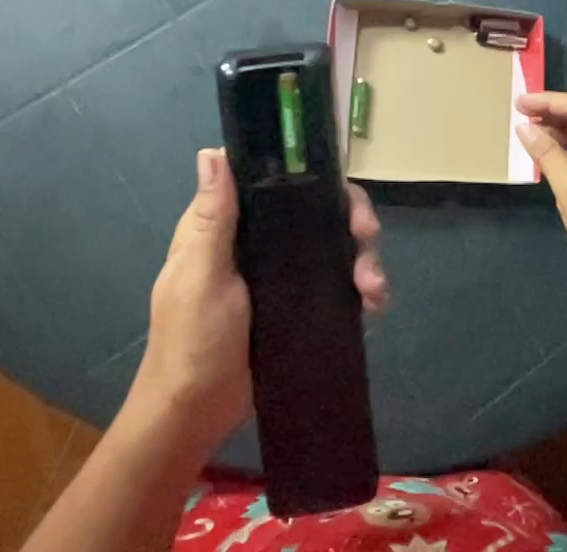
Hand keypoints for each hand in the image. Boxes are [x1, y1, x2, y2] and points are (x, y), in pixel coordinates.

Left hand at [135, 149, 387, 444]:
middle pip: (318, 211)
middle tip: (367, 237)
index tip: (335, 186)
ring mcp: (285, 274)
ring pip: (335, 246)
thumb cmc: (192, 340)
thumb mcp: (201, 275)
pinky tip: (375, 304)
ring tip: (373, 289)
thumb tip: (212, 153)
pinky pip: (340, 284)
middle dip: (351, 219)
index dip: (310, 174)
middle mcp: (261, 241)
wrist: (196, 413)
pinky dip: (362, 288)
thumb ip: (213, 217)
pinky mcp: (302, 305)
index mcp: (229, 225)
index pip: (276, 180)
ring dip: (363, 259)